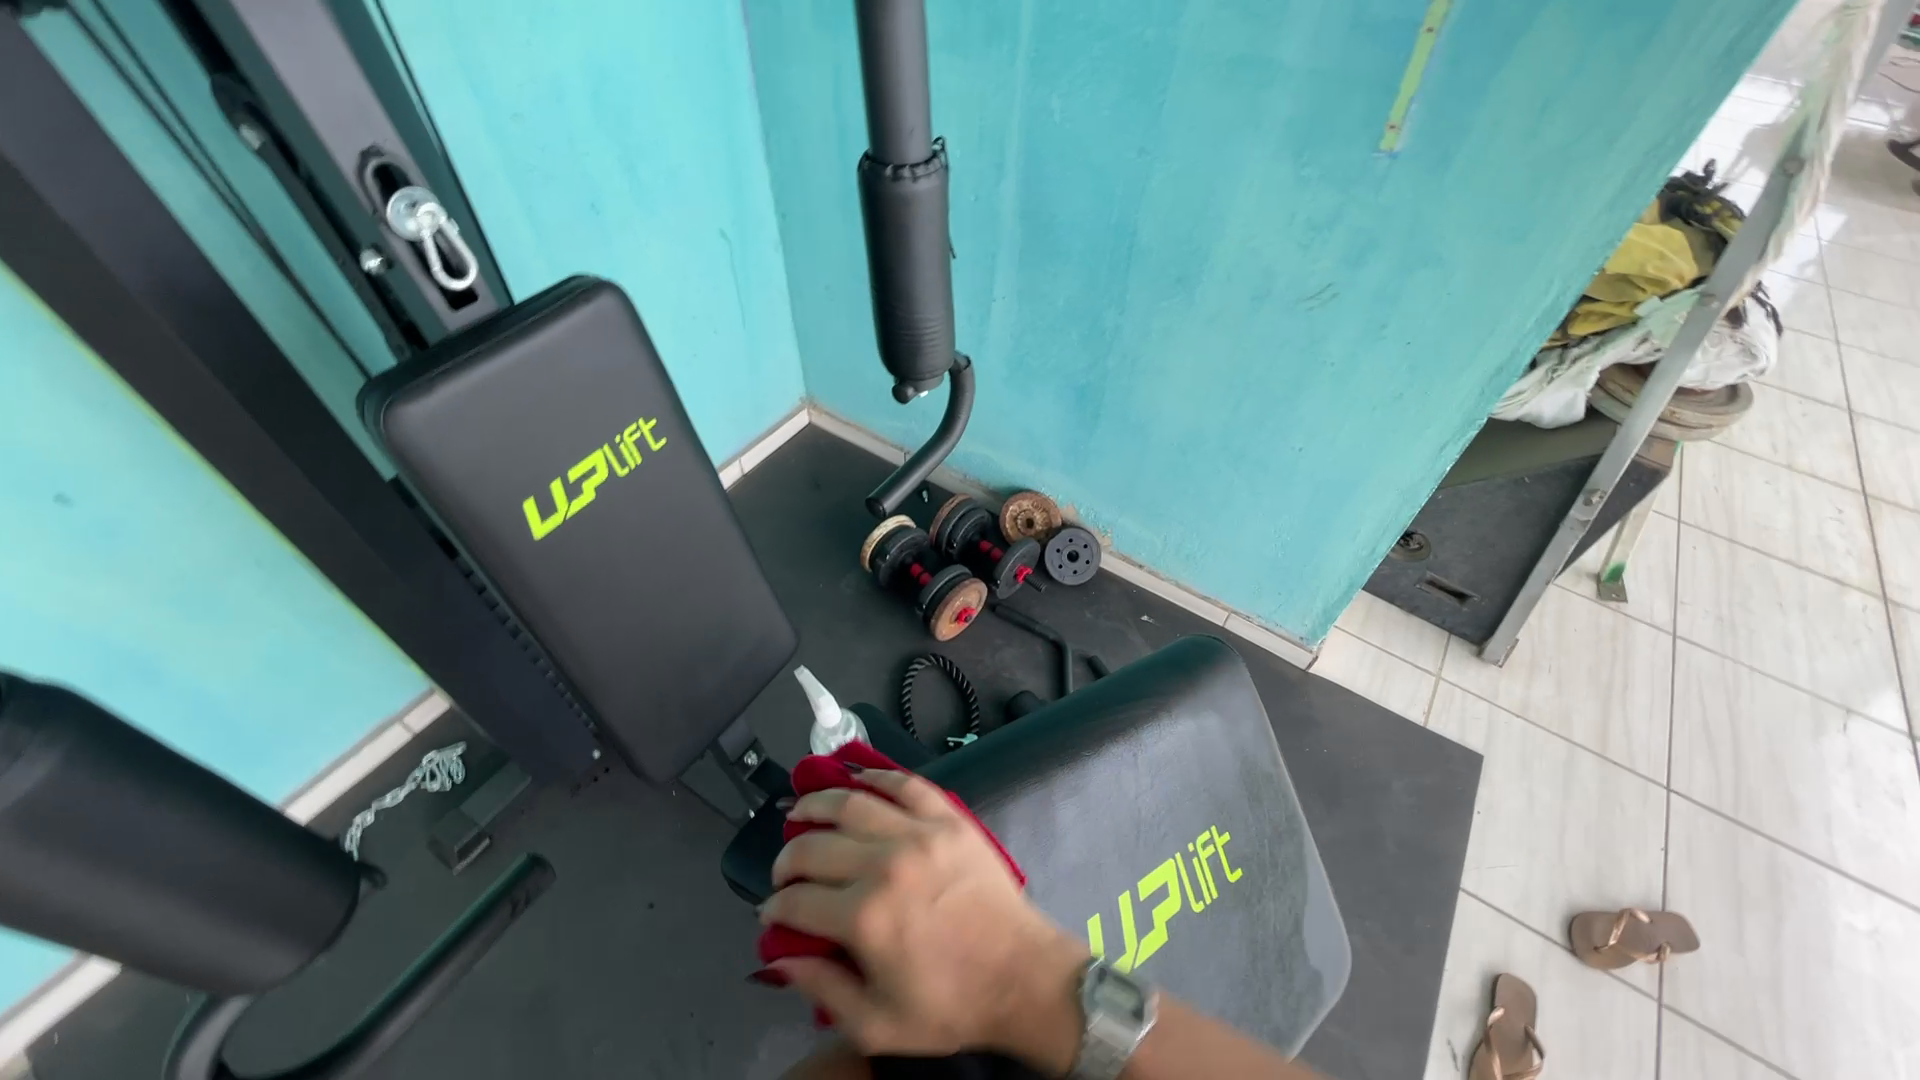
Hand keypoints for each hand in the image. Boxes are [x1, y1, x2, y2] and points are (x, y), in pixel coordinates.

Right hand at [760, 768, 1089, 1070]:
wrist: (1022, 976)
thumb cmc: (952, 1004)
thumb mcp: (877, 1024)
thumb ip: (822, 989)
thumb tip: (780, 955)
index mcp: (864, 918)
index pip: (796, 900)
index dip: (775, 907)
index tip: (774, 912)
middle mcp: (885, 865)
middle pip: (814, 845)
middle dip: (787, 858)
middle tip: (785, 871)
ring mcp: (920, 834)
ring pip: (851, 803)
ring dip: (817, 804)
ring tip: (803, 813)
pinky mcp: (949, 819)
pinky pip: (906, 784)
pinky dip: (876, 776)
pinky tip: (857, 779)